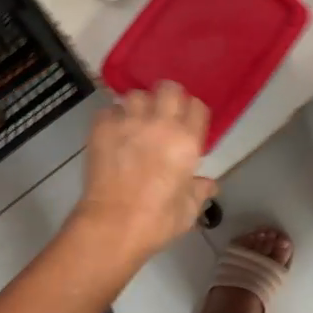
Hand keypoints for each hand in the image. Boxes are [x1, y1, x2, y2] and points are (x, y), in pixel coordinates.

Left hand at [71, 82, 217, 262]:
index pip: (197, 106)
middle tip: (160, 113)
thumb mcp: (187, 210)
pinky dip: (112, 118)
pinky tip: (112, 132)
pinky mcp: (103, 127)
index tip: (186, 121)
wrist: (113, 224)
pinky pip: (109, 110)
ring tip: (134, 121)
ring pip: (136, 95)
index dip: (192, 112)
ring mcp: (129, 122)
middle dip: (166, 96)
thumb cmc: (156, 221)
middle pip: (169, 88)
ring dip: (137, 106)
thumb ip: (199, 191)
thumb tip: (209, 184)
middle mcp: (160, 124)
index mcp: (187, 141)